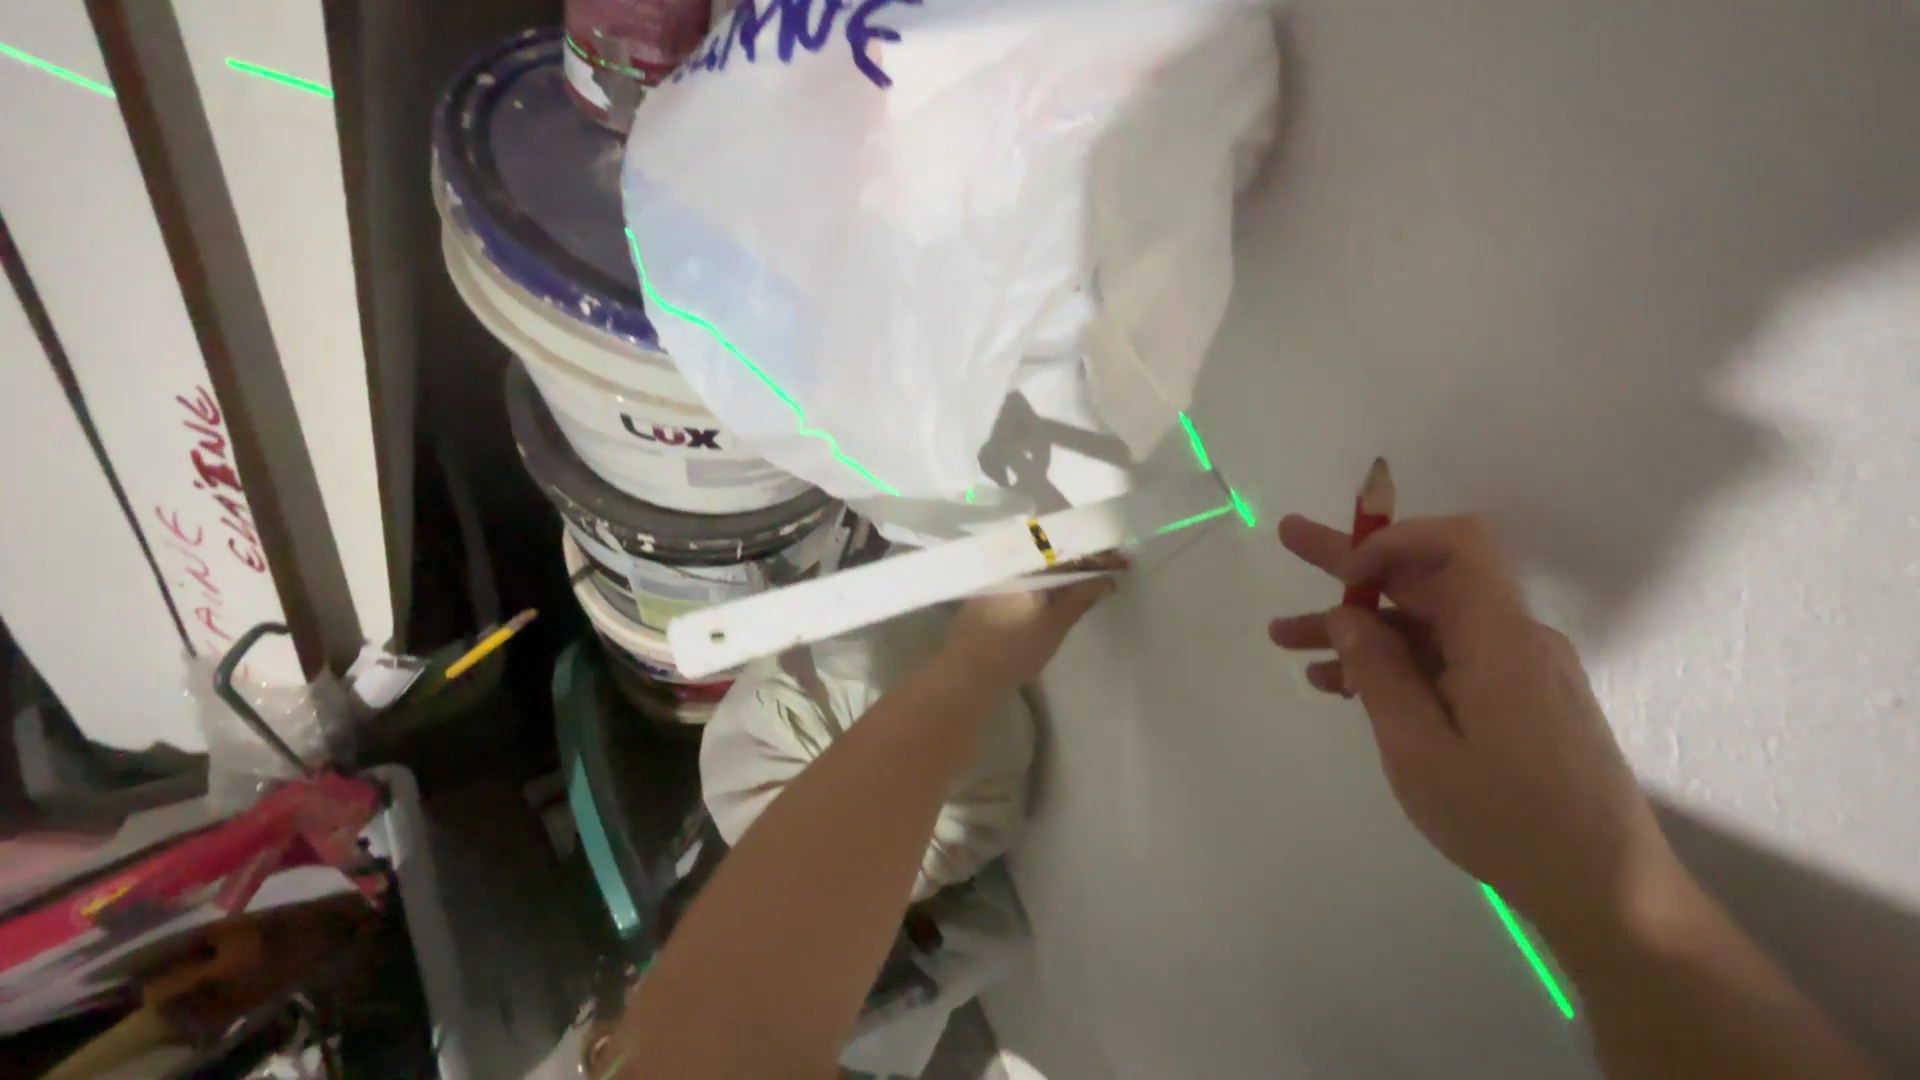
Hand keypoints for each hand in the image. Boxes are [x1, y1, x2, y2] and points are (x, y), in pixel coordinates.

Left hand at [940, 560, 1123, 691]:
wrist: (965, 675)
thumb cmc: (1013, 650)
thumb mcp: (1055, 625)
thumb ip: (1081, 596)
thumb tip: (1107, 578)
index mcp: (1024, 562)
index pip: (1069, 546)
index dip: (1098, 552)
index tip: (1123, 561)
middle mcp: (1009, 559)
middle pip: (1055, 549)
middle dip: (1086, 556)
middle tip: (1115, 567)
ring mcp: (997, 572)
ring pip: (1041, 560)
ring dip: (1069, 565)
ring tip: (1095, 576)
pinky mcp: (991, 586)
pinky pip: (1028, 570)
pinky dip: (1049, 575)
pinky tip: (1064, 585)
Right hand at [1268, 515, 1683, 935]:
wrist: (1608, 892)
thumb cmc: (1507, 820)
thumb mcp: (1418, 749)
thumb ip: (1379, 673)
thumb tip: (1347, 616)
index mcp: (1500, 640)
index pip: (1457, 545)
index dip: (1394, 539)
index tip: (1343, 572)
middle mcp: (1513, 640)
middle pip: (1427, 580)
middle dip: (1353, 568)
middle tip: (1290, 541)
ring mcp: (1516, 670)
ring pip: (1425, 626)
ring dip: (1359, 629)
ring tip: (1289, 642)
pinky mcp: (1516, 699)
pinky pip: (1444, 661)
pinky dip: (1393, 664)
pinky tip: (1342, 687)